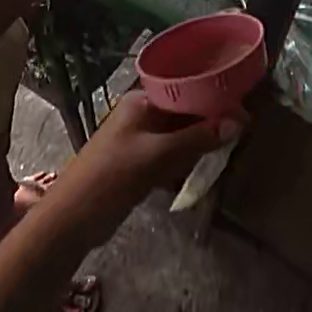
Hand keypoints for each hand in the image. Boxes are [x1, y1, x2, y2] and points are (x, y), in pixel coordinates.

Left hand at [56, 91, 240, 219]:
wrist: (69, 223)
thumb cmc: (110, 179)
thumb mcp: (158, 156)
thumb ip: (198, 138)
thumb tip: (238, 122)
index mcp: (142, 101)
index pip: (186, 88)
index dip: (214, 97)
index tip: (242, 107)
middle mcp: (142, 114)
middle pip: (185, 111)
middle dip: (211, 120)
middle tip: (242, 129)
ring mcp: (140, 139)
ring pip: (181, 133)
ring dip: (201, 140)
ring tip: (231, 145)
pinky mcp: (140, 162)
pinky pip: (172, 153)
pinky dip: (188, 157)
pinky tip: (206, 164)